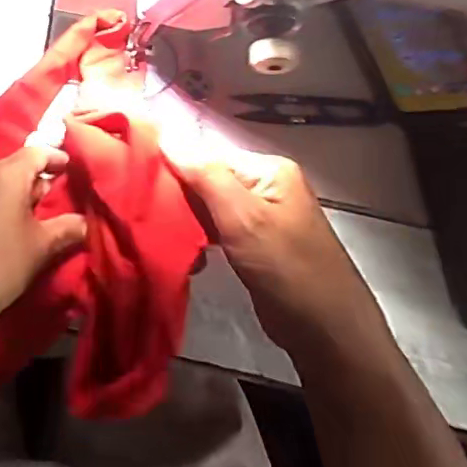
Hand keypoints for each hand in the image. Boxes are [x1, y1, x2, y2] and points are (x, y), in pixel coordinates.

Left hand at [0, 146, 88, 325]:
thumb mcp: (39, 248)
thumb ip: (66, 229)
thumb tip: (86, 221)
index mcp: (6, 175)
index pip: (37, 152)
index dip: (57, 159)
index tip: (74, 170)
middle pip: (17, 166)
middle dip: (40, 179)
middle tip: (61, 200)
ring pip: (0, 182)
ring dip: (21, 194)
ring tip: (40, 218)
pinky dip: (2, 203)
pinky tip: (12, 227)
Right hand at [171, 152, 377, 352]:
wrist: (326, 331)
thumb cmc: (286, 267)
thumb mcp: (242, 218)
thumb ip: (204, 175)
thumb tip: (166, 135)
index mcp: (267, 169)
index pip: (207, 155)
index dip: (173, 168)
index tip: (141, 188)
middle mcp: (264, 185)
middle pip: (205, 180)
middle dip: (179, 200)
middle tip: (151, 221)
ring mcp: (259, 215)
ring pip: (207, 207)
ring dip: (186, 224)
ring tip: (166, 241)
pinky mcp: (252, 242)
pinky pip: (215, 230)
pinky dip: (199, 241)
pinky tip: (190, 258)